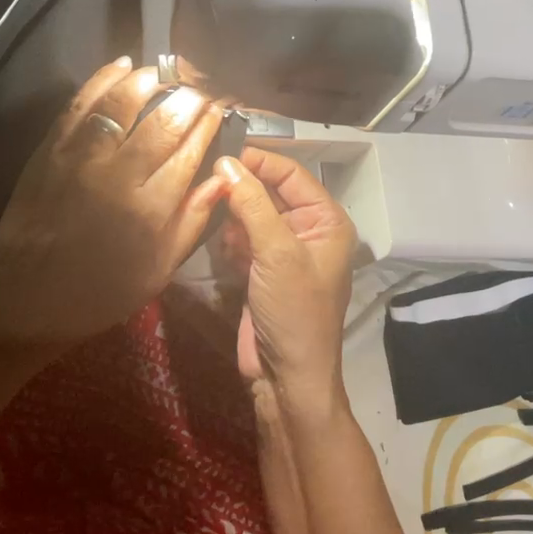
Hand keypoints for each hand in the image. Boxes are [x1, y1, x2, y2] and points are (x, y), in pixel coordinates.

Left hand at [0, 57, 228, 351]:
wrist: (24, 297)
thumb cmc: (99, 291)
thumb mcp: (157, 271)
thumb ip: (191, 222)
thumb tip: (223, 179)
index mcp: (150, 211)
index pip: (190, 152)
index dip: (209, 124)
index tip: (220, 108)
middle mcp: (119, 177)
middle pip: (163, 123)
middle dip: (189, 99)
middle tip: (201, 89)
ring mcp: (82, 158)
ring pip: (122, 104)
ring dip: (150, 81)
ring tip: (167, 73)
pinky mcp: (52, 148)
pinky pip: (81, 104)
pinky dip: (103, 80)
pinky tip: (123, 65)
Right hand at [217, 149, 357, 408]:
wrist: (287, 378)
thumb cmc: (294, 312)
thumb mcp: (276, 252)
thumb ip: (251, 203)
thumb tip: (225, 162)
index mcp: (326, 220)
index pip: (291, 172)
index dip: (258, 161)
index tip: (220, 155)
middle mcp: (308, 230)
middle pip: (269, 191)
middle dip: (240, 190)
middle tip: (206, 184)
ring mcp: (283, 251)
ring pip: (251, 214)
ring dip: (232, 217)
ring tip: (215, 222)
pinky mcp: (262, 270)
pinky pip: (242, 239)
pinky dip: (230, 241)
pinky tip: (225, 253)